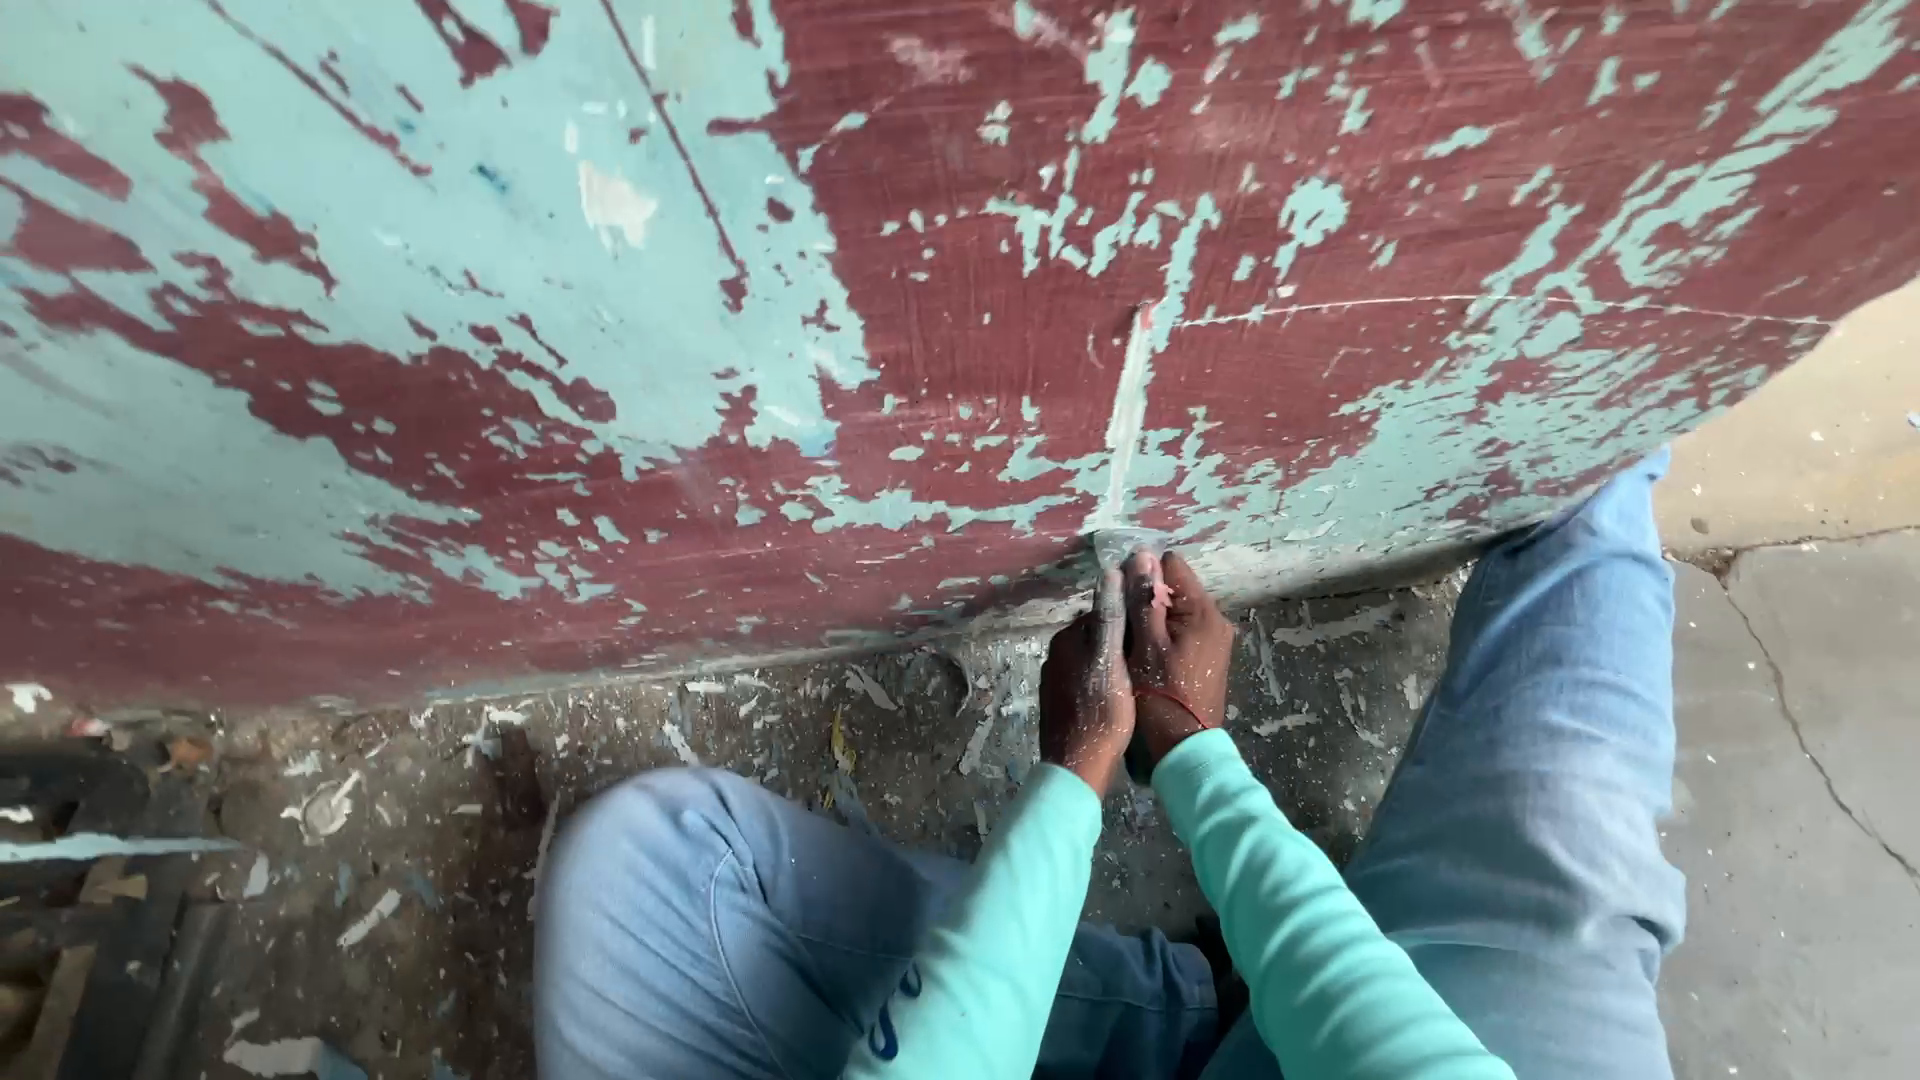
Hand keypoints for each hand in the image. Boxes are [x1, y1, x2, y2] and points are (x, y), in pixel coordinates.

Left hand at [1039, 569, 1133, 797]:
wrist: (1077, 767)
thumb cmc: (1101, 712)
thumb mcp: (1111, 660)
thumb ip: (1111, 617)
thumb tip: (1111, 571)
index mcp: (1067, 640)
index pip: (1104, 615)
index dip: (1131, 619)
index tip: (1156, 630)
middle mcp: (1056, 656)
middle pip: (1099, 638)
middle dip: (1124, 642)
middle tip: (1153, 658)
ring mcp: (1057, 682)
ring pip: (1095, 662)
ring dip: (1117, 664)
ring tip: (1142, 680)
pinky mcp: (1062, 704)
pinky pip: (1090, 683)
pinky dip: (1106, 684)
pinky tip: (1123, 699)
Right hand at [1123, 551, 1234, 773]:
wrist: (1183, 748)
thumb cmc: (1160, 696)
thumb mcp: (1144, 645)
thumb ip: (1143, 599)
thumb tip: (1141, 556)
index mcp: (1202, 612)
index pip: (1171, 566)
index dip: (1141, 576)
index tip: (1122, 601)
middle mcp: (1215, 620)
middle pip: (1173, 587)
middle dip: (1145, 599)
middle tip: (1123, 627)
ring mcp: (1213, 639)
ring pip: (1174, 609)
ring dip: (1150, 618)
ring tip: (1131, 644)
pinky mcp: (1207, 655)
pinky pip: (1179, 629)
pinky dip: (1159, 635)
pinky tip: (1144, 655)